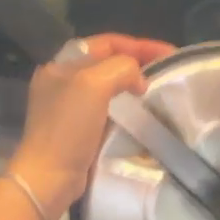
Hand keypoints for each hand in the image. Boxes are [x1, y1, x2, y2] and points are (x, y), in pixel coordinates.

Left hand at [8, 34, 176, 219]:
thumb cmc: (67, 128)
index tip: (169, 53)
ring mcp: (68, 109)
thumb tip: (138, 79)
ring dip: (133, 87)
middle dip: (138, 64)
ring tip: (159, 91)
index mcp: (61, 65)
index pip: (106, 42)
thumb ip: (121, 68)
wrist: (49, 177)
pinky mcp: (77, 132)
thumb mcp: (93, 84)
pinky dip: (126, 108)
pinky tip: (142, 113)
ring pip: (108, 88)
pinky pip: (107, 111)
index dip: (139, 44)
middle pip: (108, 63)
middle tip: (168, 71)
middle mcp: (62, 83)